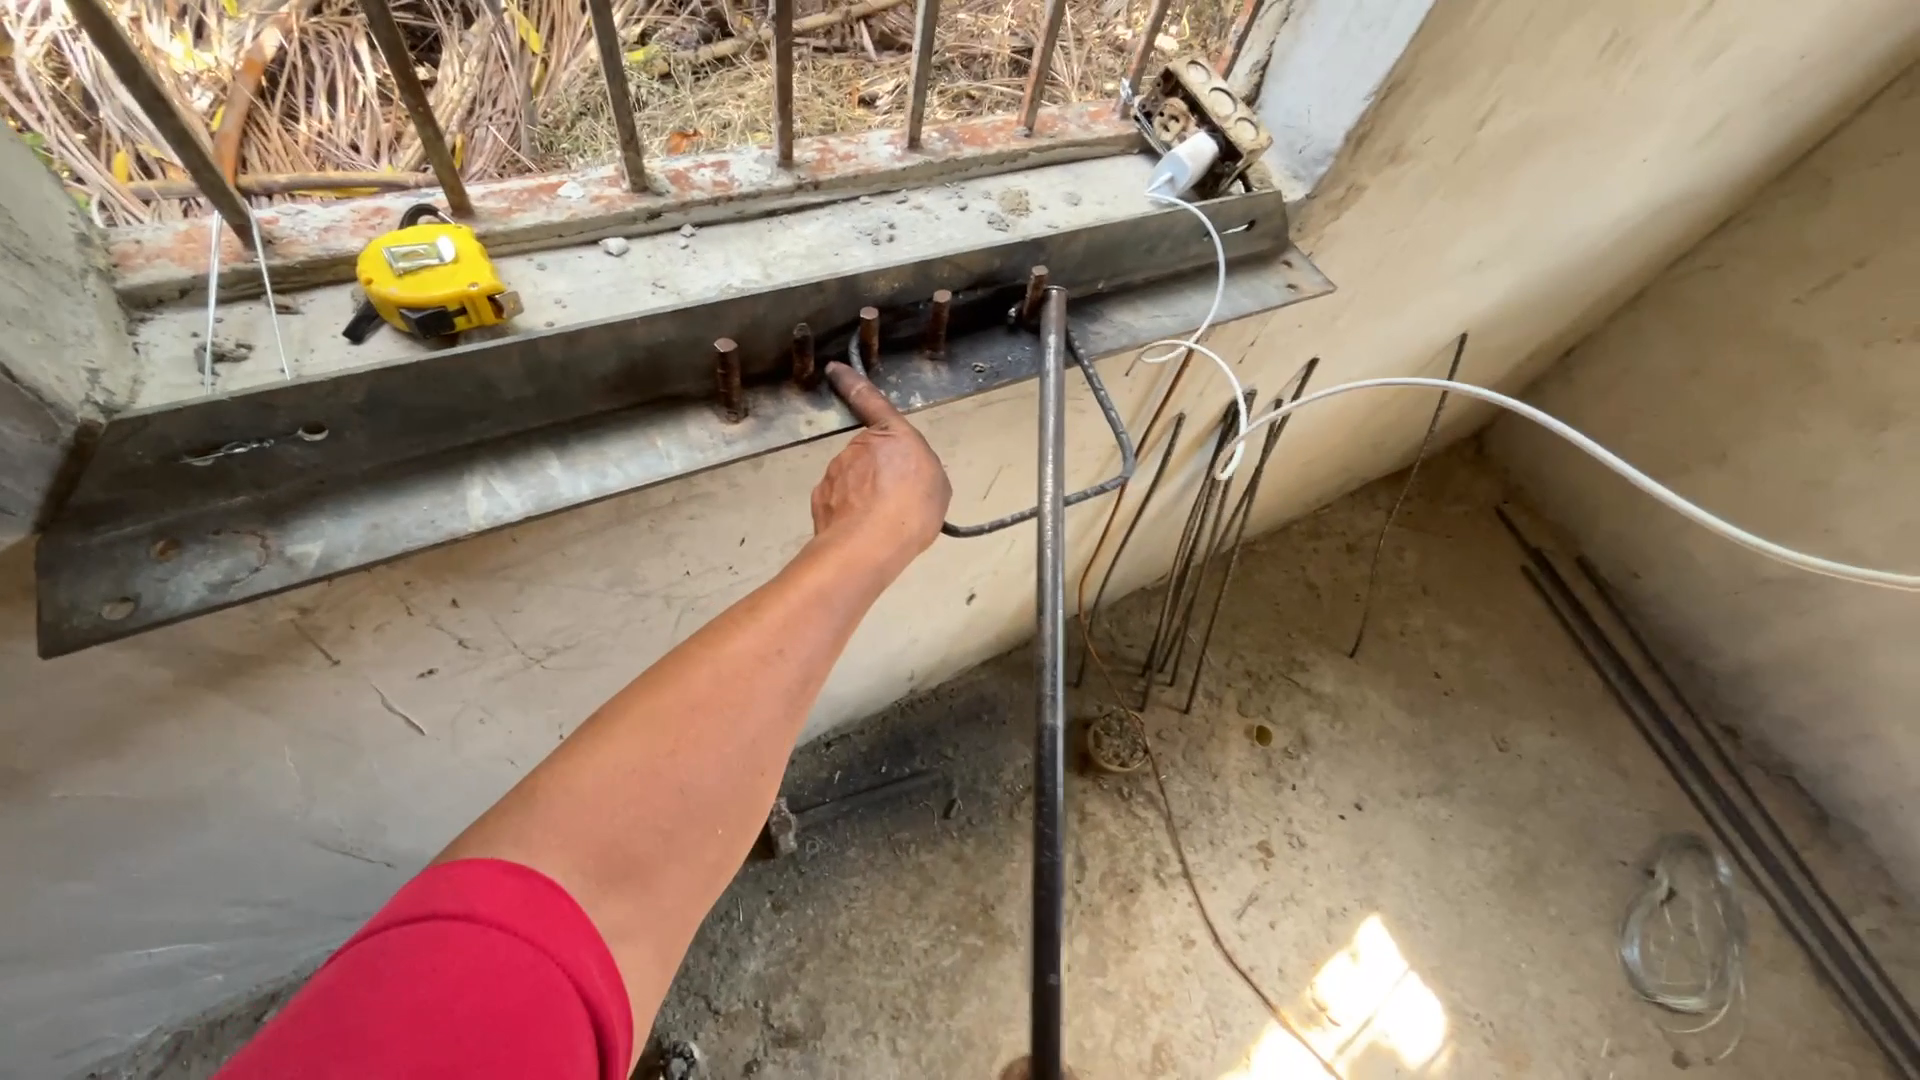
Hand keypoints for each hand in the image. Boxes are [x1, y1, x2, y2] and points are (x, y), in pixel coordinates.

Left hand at [812, 361, 950, 572]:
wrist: (871, 544)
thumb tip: (909, 477)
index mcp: (893, 435)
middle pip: (869, 455)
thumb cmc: (912, 509)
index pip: (872, 402)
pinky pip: (839, 502)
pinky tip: (862, 531)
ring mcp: (835, 471)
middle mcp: (859, 447)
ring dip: (864, 497)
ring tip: (882, 522)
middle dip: (879, 475)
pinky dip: (848, 514)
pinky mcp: (821, 497)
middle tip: (897, 502)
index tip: (834, 370)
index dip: (852, 383)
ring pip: (852, 480)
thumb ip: (922, 470)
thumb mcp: (938, 486)